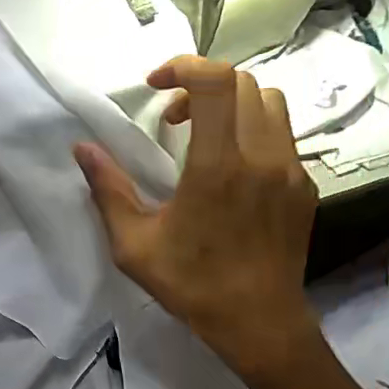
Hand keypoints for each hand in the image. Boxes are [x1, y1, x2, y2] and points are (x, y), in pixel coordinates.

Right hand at [75, 56, 319, 374]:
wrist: (259, 323)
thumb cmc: (192, 285)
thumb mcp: (135, 244)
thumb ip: (108, 190)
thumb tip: (82, 149)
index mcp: (218, 166)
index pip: (215, 81)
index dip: (183, 65)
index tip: (156, 83)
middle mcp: (262, 157)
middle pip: (242, 83)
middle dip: (202, 86)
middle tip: (174, 117)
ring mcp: (291, 170)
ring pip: (269, 102)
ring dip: (233, 104)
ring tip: (206, 136)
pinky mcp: (305, 186)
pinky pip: (283, 136)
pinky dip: (254, 131)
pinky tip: (233, 169)